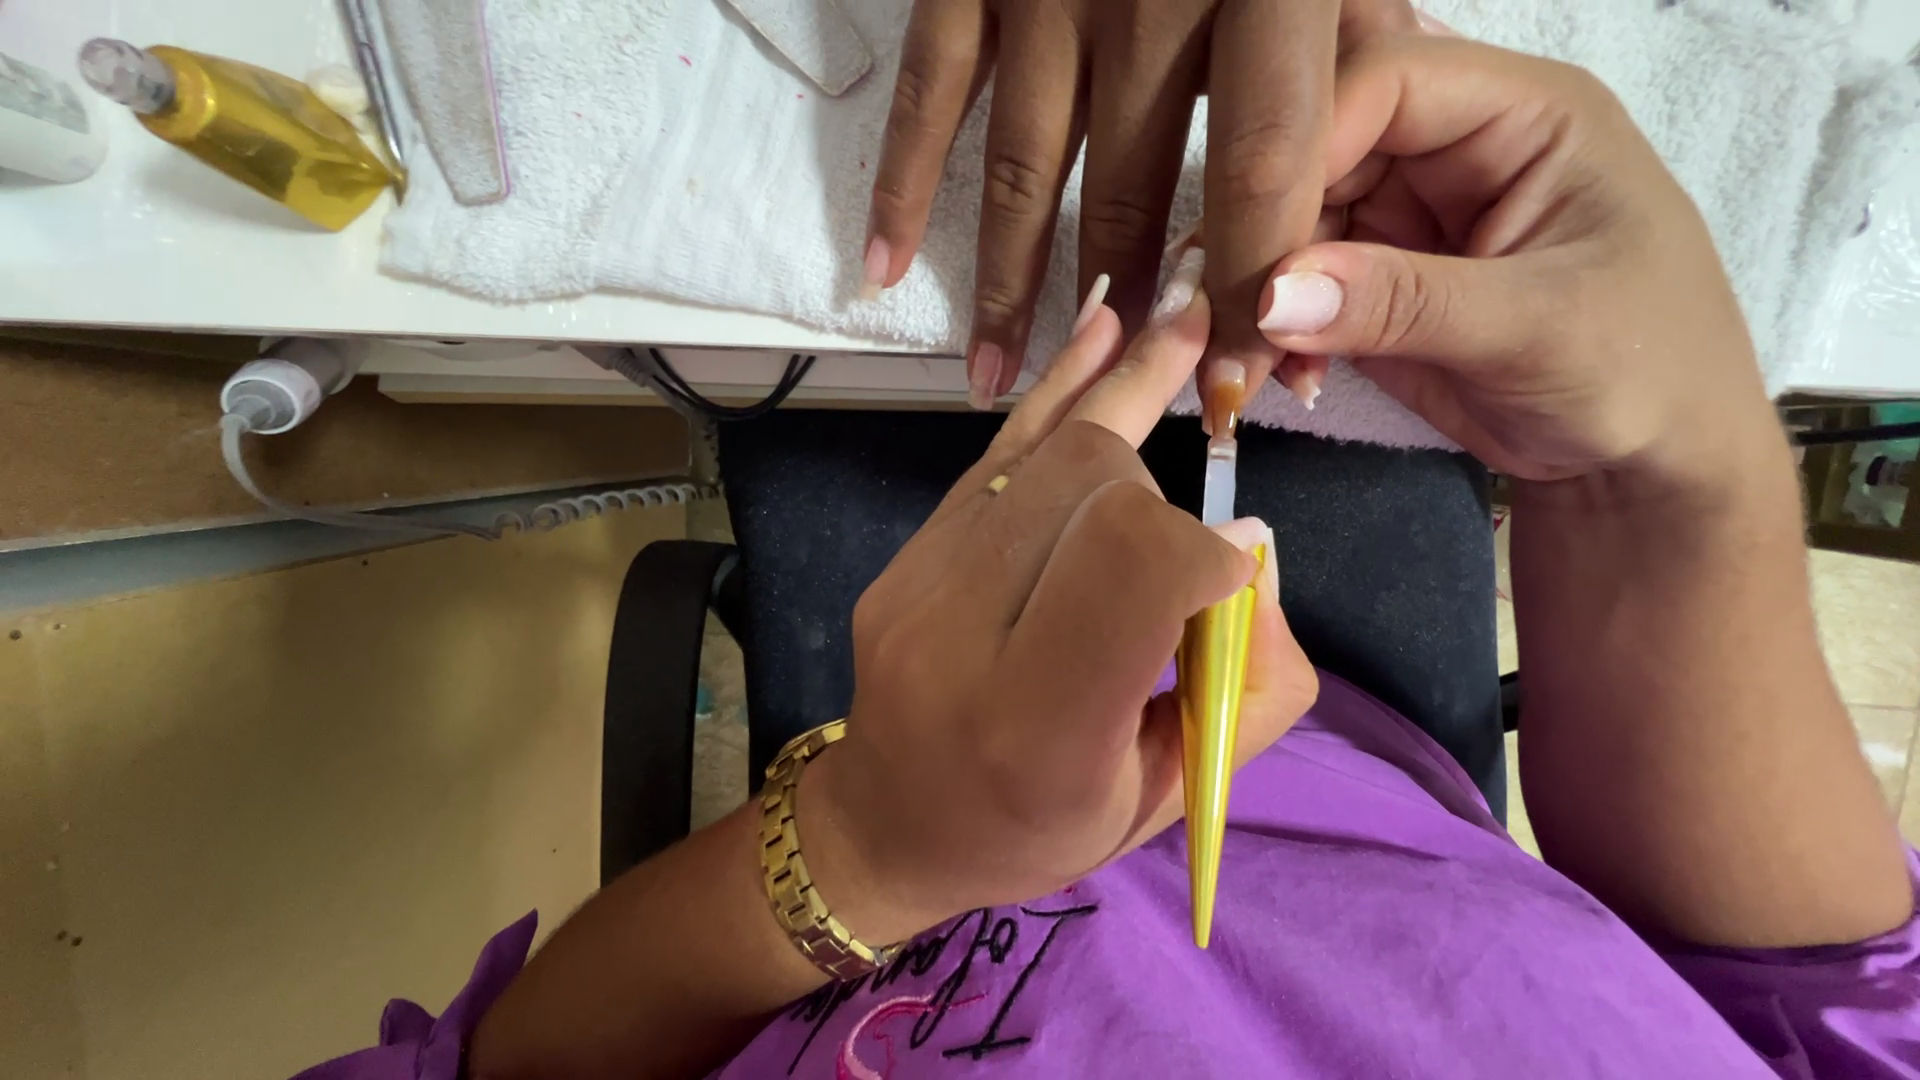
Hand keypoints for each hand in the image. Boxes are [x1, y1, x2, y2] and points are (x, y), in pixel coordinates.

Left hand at [800, 268, 1317, 943]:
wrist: (891, 820)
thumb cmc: (1038, 828)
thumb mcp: (1168, 794)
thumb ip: (1248, 684)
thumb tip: (1250, 549)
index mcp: (1039, 726)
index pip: (1135, 567)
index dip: (1205, 544)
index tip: (1230, 563)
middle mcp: (962, 640)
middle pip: (1088, 487)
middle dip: (1158, 483)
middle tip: (1187, 513)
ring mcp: (917, 587)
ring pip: (1044, 455)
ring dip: (1122, 394)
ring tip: (1183, 323)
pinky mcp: (904, 556)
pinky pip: (993, 458)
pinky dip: (1058, 393)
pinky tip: (1104, 329)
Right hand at [862, 0, 1418, 421]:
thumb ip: (1366, 24)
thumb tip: (1364, 154)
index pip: (1260, 172)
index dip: (1253, 289)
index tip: (1240, 383)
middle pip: (1131, 194)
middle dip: (1128, 310)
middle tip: (1119, 394)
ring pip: (1022, 175)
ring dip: (1006, 290)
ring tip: (999, 378)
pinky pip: (928, 100)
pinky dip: (901, 188)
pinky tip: (881, 269)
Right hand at [1251, 36, 1783, 501]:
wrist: (1633, 452)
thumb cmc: (1636, 368)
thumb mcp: (1533, 327)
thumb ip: (1402, 303)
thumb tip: (1271, 293)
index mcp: (1517, 115)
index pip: (1380, 84)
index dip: (1304, 149)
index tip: (1254, 247)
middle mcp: (1442, 152)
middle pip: (1310, 155)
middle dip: (1259, 238)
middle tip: (1226, 321)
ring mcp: (1395, 220)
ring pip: (1282, 226)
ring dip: (1248, 295)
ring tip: (1246, 366)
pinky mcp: (1360, 284)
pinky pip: (1282, 287)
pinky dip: (1262, 331)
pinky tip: (1279, 375)